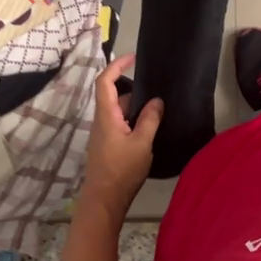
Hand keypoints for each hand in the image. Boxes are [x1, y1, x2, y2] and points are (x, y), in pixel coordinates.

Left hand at [77, 54, 162, 215]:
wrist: (103, 202)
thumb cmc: (121, 170)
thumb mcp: (142, 143)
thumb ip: (150, 119)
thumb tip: (156, 100)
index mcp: (106, 115)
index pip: (104, 81)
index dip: (116, 65)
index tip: (133, 58)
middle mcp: (102, 120)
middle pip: (115, 96)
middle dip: (135, 92)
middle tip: (157, 94)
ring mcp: (103, 134)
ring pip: (120, 112)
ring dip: (136, 109)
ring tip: (158, 113)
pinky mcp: (108, 146)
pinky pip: (120, 124)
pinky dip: (134, 122)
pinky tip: (149, 131)